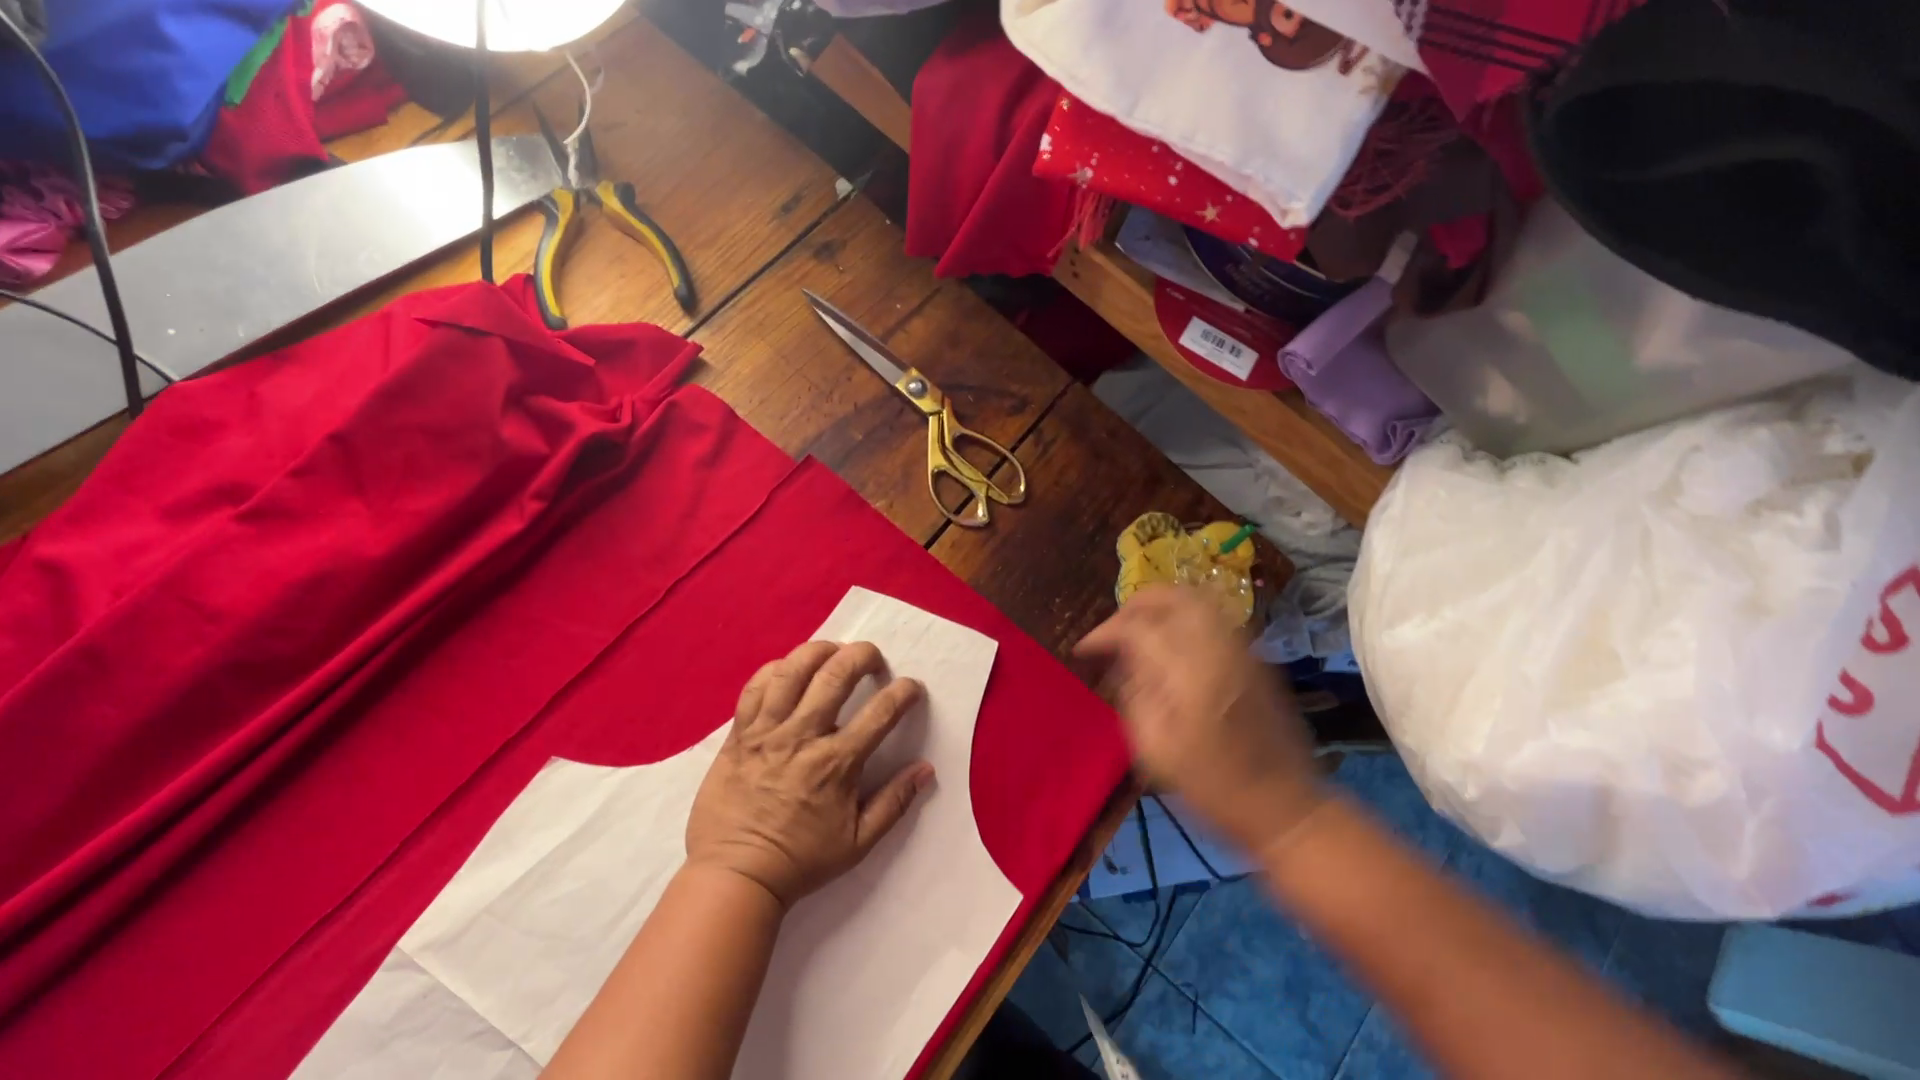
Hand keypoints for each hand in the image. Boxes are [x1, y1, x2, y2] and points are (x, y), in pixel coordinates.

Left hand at [687, 641, 934, 908]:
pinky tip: (787, 670)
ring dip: (818, 651)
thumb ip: (894, 803)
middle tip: (873, 658)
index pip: (881, 713)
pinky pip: (755, 688)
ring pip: (792, 671)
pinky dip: (774, 670)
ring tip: (832, 651)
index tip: (912, 688)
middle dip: (862, 655)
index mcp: (837, 763)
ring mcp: (766, 732)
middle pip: (835, 675)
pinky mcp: (738, 735)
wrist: (736, 875)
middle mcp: (802, 737)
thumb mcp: (858, 843)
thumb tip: (926, 770)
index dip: (904, 693)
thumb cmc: (800, 862)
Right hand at [1074, 584, 1322, 852]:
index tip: (1085, 650)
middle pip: (1173, 596)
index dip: (1106, 632)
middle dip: (1136, 605)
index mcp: (1189, 672)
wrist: (1287, 808)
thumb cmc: (1215, 789)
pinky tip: (1173, 648)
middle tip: (1114, 629)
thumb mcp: (1157, 751)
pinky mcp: (1259, 661)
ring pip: (1199, 602)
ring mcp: (1244, 651)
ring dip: (1162, 608)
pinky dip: (1187, 620)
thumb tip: (1128, 664)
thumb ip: (1136, 696)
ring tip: (1140, 633)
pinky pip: (1218, 621)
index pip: (1138, 627)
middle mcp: (1219, 648)